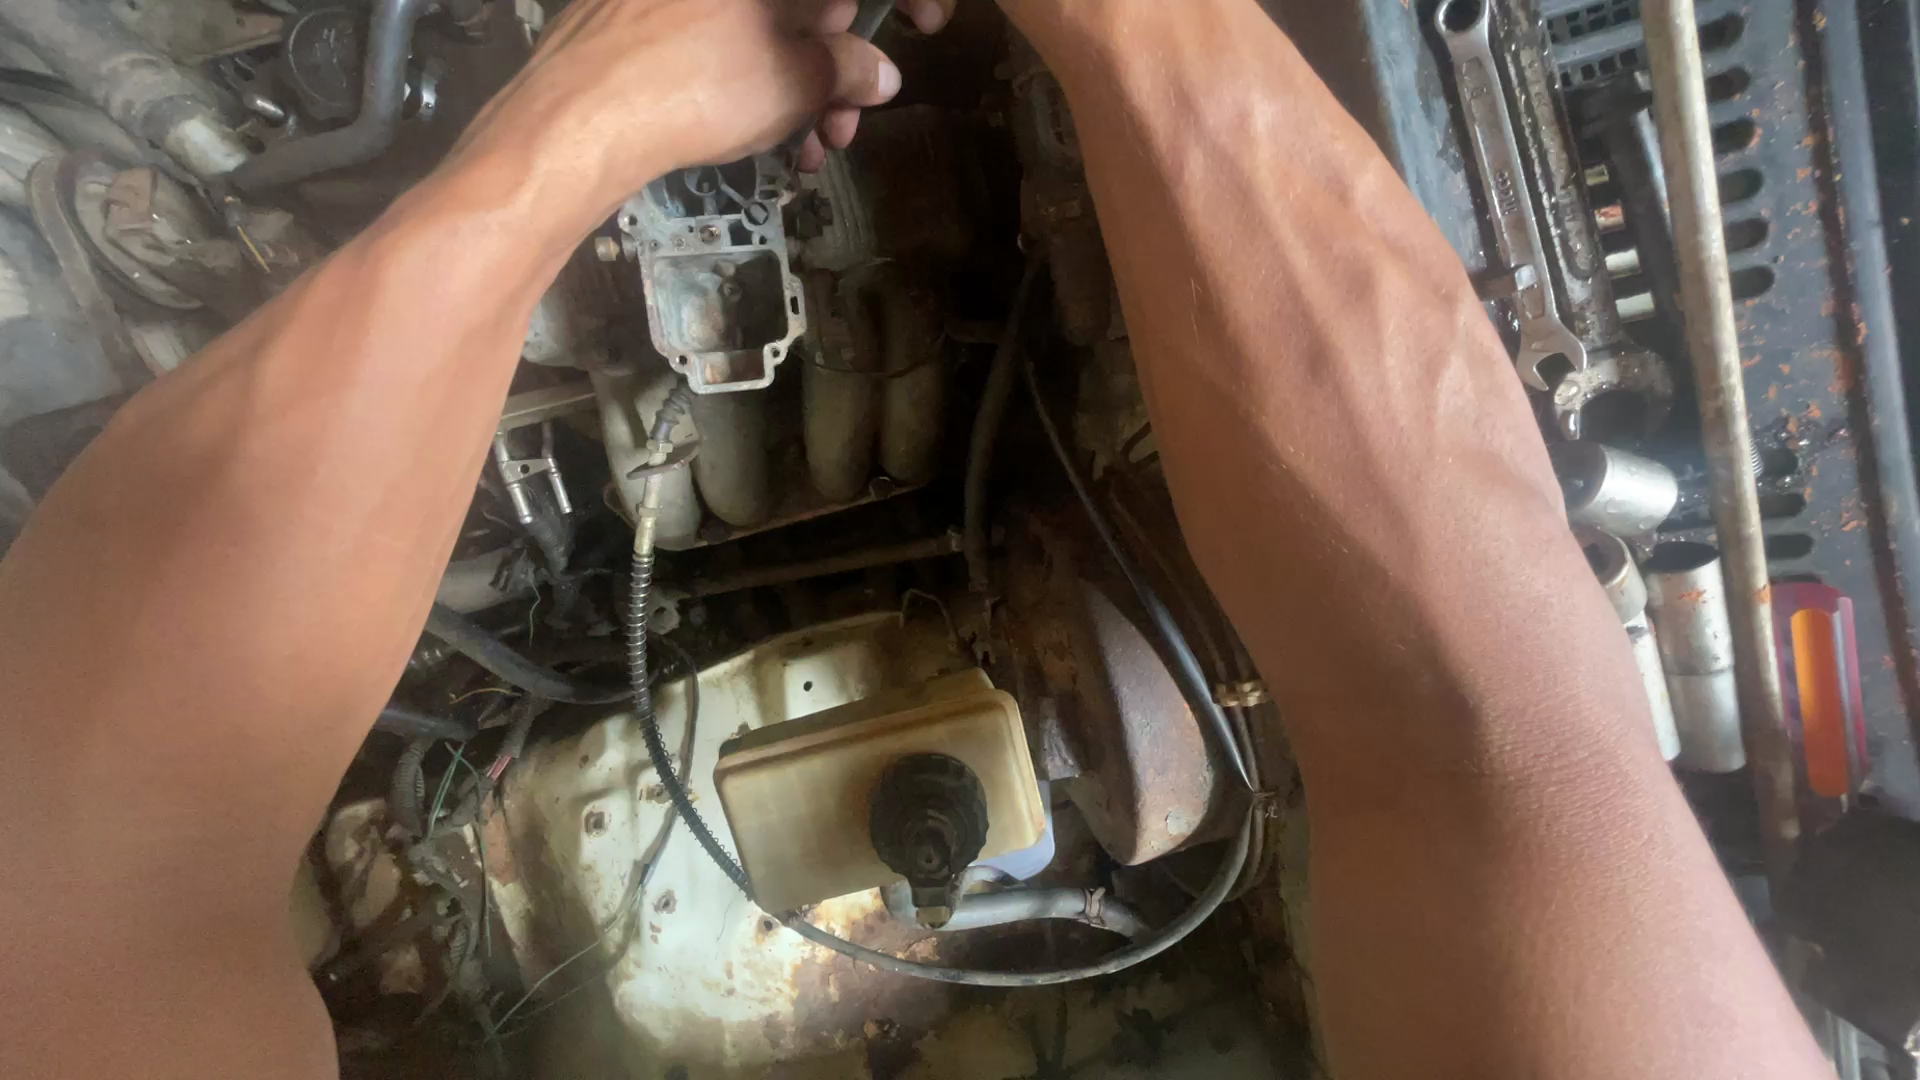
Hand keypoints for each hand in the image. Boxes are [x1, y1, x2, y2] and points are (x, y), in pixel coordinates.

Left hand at [456, 0, 957, 213]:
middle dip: (840, 65)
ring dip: (802, 88)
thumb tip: (882, 73)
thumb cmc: (703, 86)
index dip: (895, 2)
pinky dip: (760, 79)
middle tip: (844, 129)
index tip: (926, 24)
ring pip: (771, 25)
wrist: (586, 113)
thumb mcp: (794, 82)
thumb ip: (849, 68)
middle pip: (808, 4)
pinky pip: (731, 35)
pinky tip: (764, 130)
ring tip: (805, 150)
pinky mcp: (659, 12)